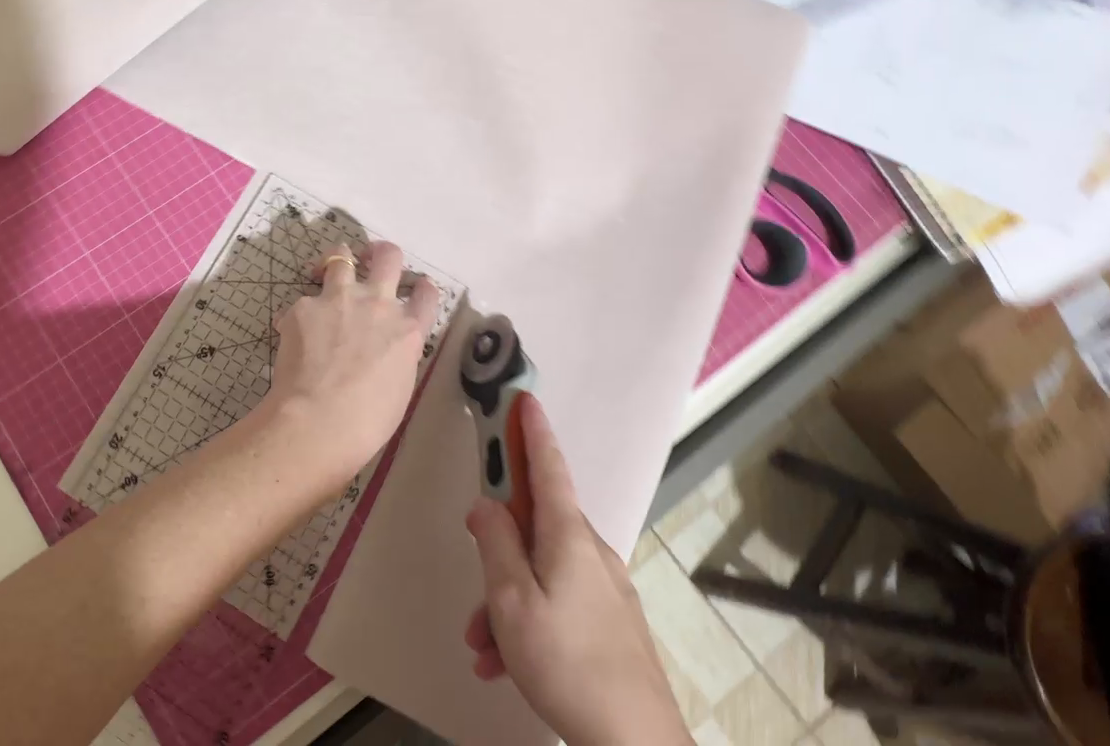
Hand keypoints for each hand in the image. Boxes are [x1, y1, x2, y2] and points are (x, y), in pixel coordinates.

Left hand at [259, 241, 439, 489]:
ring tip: (324, 269)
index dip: (422, 288)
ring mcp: (339, 299)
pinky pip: (302, 301)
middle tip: (371, 258)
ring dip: (336, 259)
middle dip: (381, 253)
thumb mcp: (399, 386)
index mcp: (408, 330)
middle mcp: (377, 304)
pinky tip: (292, 334)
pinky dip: (299, 314)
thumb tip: (385, 350)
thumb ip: (397, 356)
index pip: (427, 293)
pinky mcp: (303, 306)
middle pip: (389, 256)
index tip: (416, 288)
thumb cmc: (367, 419)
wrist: (319, 419)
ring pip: (341, 256)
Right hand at [463, 397, 691, 745]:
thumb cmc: (565, 661)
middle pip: (533, 533)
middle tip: (473, 612)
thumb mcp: (511, 600)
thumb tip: (486, 504)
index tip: (526, 399)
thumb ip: (495, 544)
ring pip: (539, 576)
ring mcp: (606, 591)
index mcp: (568, 538)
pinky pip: (557, 605)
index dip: (533, 433)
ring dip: (505, 605)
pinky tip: (507, 666)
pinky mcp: (612, 625)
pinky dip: (527, 625)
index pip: (547, 469)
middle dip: (496, 560)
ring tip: (485, 652)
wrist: (636, 742)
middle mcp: (592, 555)